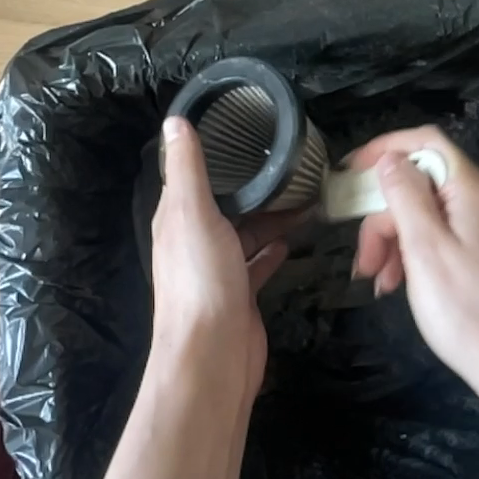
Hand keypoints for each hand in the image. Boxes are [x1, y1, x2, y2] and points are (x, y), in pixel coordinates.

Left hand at [149, 116, 291, 401]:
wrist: (213, 357)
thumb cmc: (201, 280)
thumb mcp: (193, 213)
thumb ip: (188, 169)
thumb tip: (173, 121)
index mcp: (178, 217)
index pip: (192, 174)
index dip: (215, 152)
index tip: (245, 128)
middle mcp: (195, 239)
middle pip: (225, 203)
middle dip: (253, 185)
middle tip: (290, 163)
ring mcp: (218, 268)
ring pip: (246, 231)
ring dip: (270, 215)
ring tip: (304, 196)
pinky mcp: (240, 292)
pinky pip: (258, 261)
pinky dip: (273, 248)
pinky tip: (293, 239)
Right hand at [351, 127, 478, 389]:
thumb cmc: (469, 311)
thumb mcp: (425, 248)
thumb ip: (405, 195)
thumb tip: (390, 157)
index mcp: (470, 189)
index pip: (425, 142)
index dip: (385, 148)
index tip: (350, 173)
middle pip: (420, 183)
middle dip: (383, 215)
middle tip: (363, 260)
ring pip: (426, 214)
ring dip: (393, 240)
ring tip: (377, 282)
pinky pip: (440, 238)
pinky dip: (414, 255)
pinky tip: (398, 287)